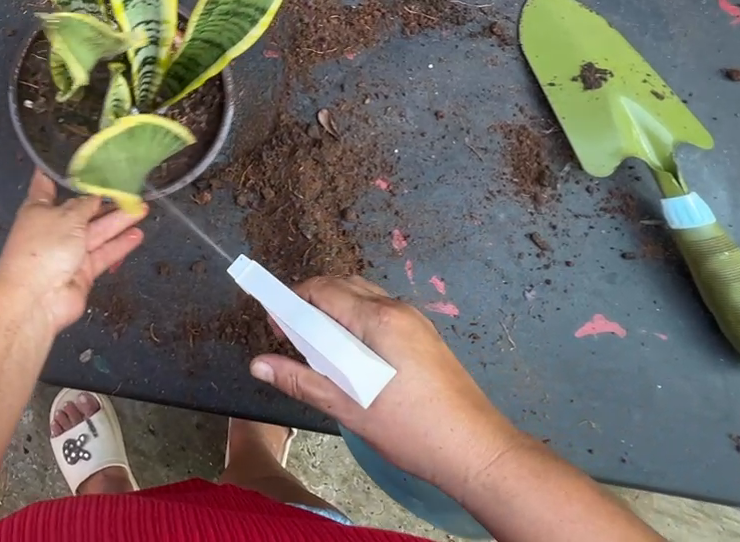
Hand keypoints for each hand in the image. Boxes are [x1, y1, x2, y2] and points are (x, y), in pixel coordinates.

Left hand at [0, 170, 146, 334]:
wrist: (36, 298)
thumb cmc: (43, 246)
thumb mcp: (65, 217)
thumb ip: (83, 206)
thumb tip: (93, 197)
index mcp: (39, 208)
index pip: (47, 185)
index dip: (58, 172)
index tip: (72, 158)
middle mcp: (54, 227)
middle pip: (81, 210)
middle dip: (103, 200)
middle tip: (129, 188)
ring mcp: (69, 251)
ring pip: (97, 231)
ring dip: (118, 220)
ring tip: (143, 207)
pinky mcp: (83, 272)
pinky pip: (103, 254)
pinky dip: (119, 245)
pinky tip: (137, 234)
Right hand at [248, 276, 533, 496]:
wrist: (482, 454)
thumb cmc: (413, 431)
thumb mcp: (350, 409)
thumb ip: (301, 381)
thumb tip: (257, 364)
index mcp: (376, 320)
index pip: (321, 289)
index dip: (291, 301)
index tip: (277, 327)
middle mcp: (395, 308)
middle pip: (341, 285)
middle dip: (310, 302)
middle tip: (295, 338)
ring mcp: (414, 319)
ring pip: (362, 294)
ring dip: (335, 308)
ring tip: (322, 347)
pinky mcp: (425, 334)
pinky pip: (379, 309)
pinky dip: (356, 317)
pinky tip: (354, 354)